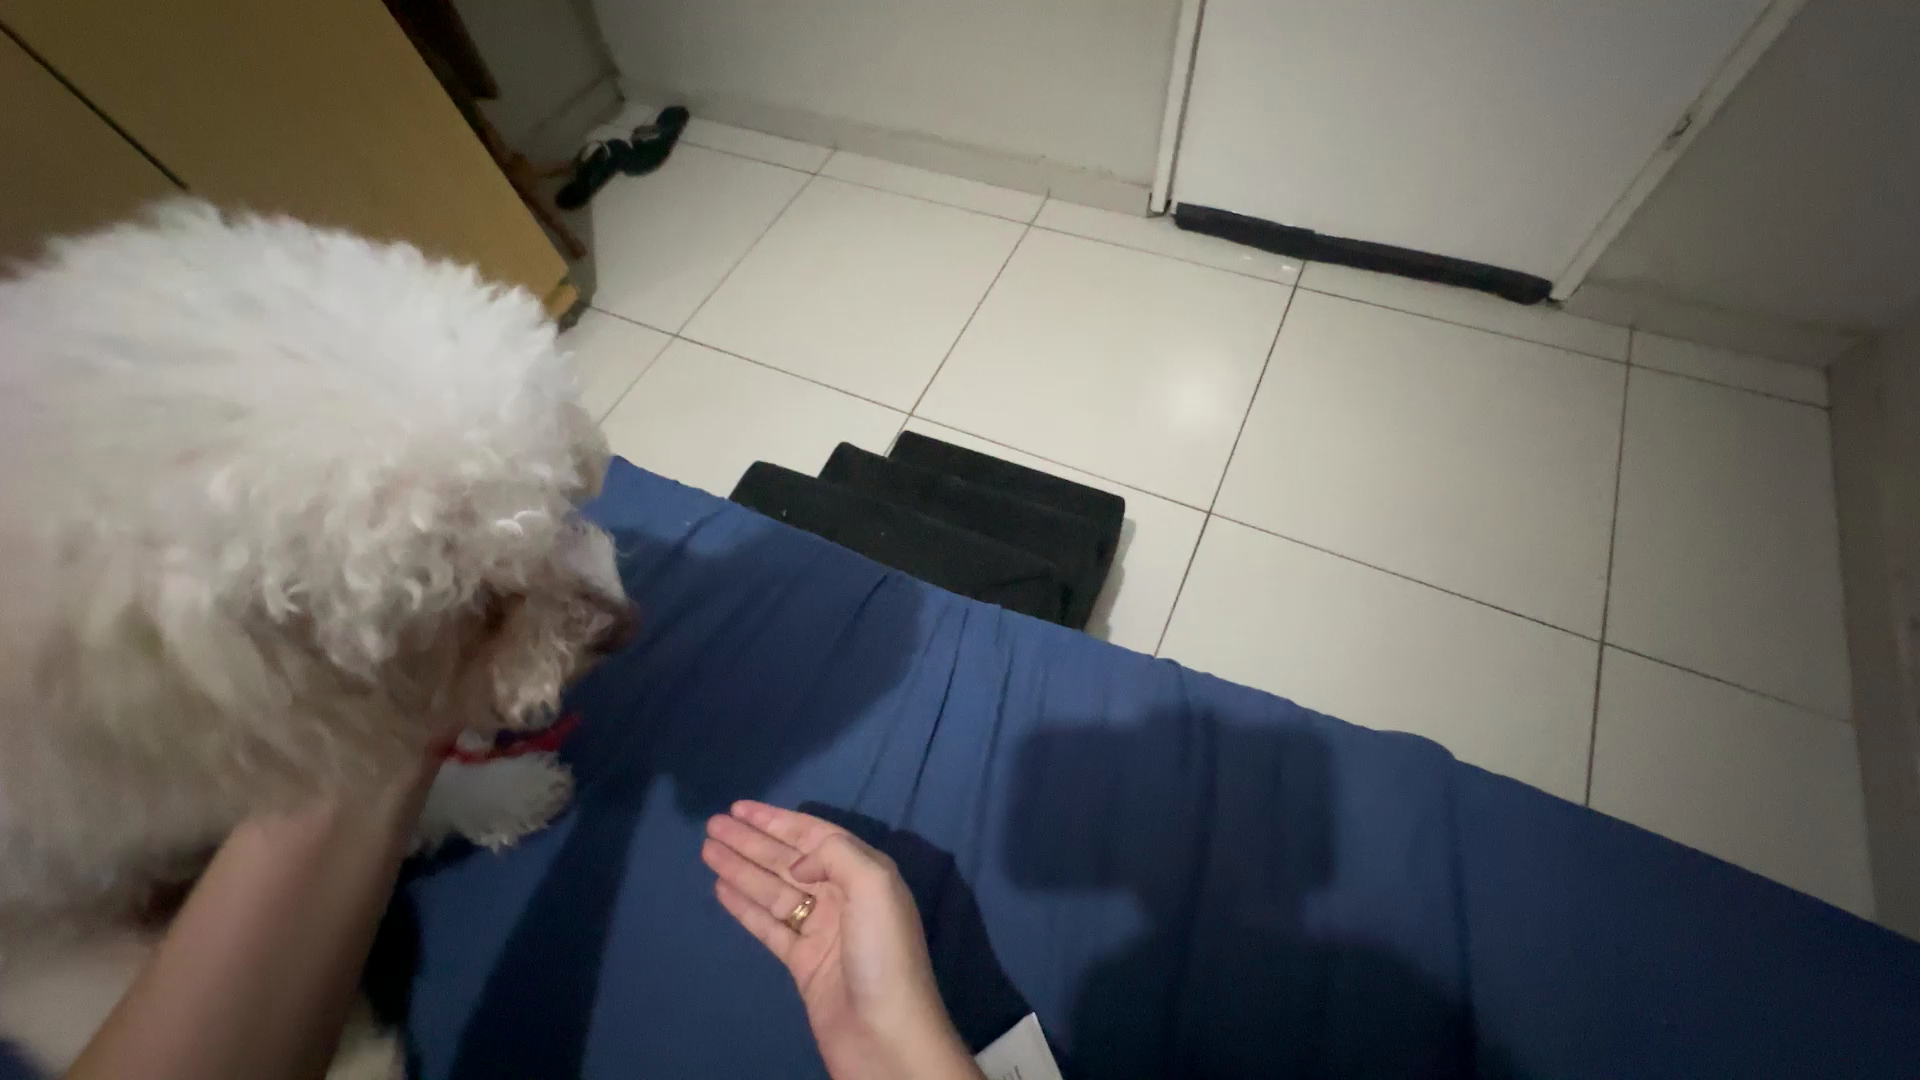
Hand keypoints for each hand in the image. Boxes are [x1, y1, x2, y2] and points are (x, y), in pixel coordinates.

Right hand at [703, 802, 984, 1079]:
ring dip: (741, 868)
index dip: (776, 820)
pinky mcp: (803, 963)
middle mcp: (842, 895)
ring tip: (708, 849)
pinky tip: (721, 888)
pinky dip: (745, 905)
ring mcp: (821, 930)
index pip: (813, 835)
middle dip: (752, 840)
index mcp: (863, 871)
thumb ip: (834, 855)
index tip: (740, 809)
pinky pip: (769, 924)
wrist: (886, 1035)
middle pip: (788, 859)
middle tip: (713, 825)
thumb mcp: (872, 885)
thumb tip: (796, 862)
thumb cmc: (883, 952)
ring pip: (773, 889)